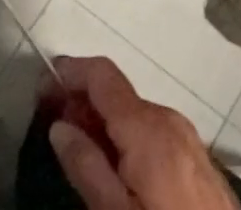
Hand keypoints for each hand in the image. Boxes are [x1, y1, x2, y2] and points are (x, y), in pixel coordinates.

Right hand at [44, 56, 240, 209]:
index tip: (41, 92)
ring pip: (133, 114)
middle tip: (56, 131)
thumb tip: (59, 126)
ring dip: (103, 123)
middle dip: (81, 103)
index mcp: (146, 127)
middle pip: (115, 94)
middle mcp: (169, 120)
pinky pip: (153, 132)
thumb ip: (84, 165)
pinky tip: (118, 169)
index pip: (100, 73)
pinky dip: (126, 137)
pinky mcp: (199, 160)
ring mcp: (189, 139)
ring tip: (83, 155)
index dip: (67, 72)